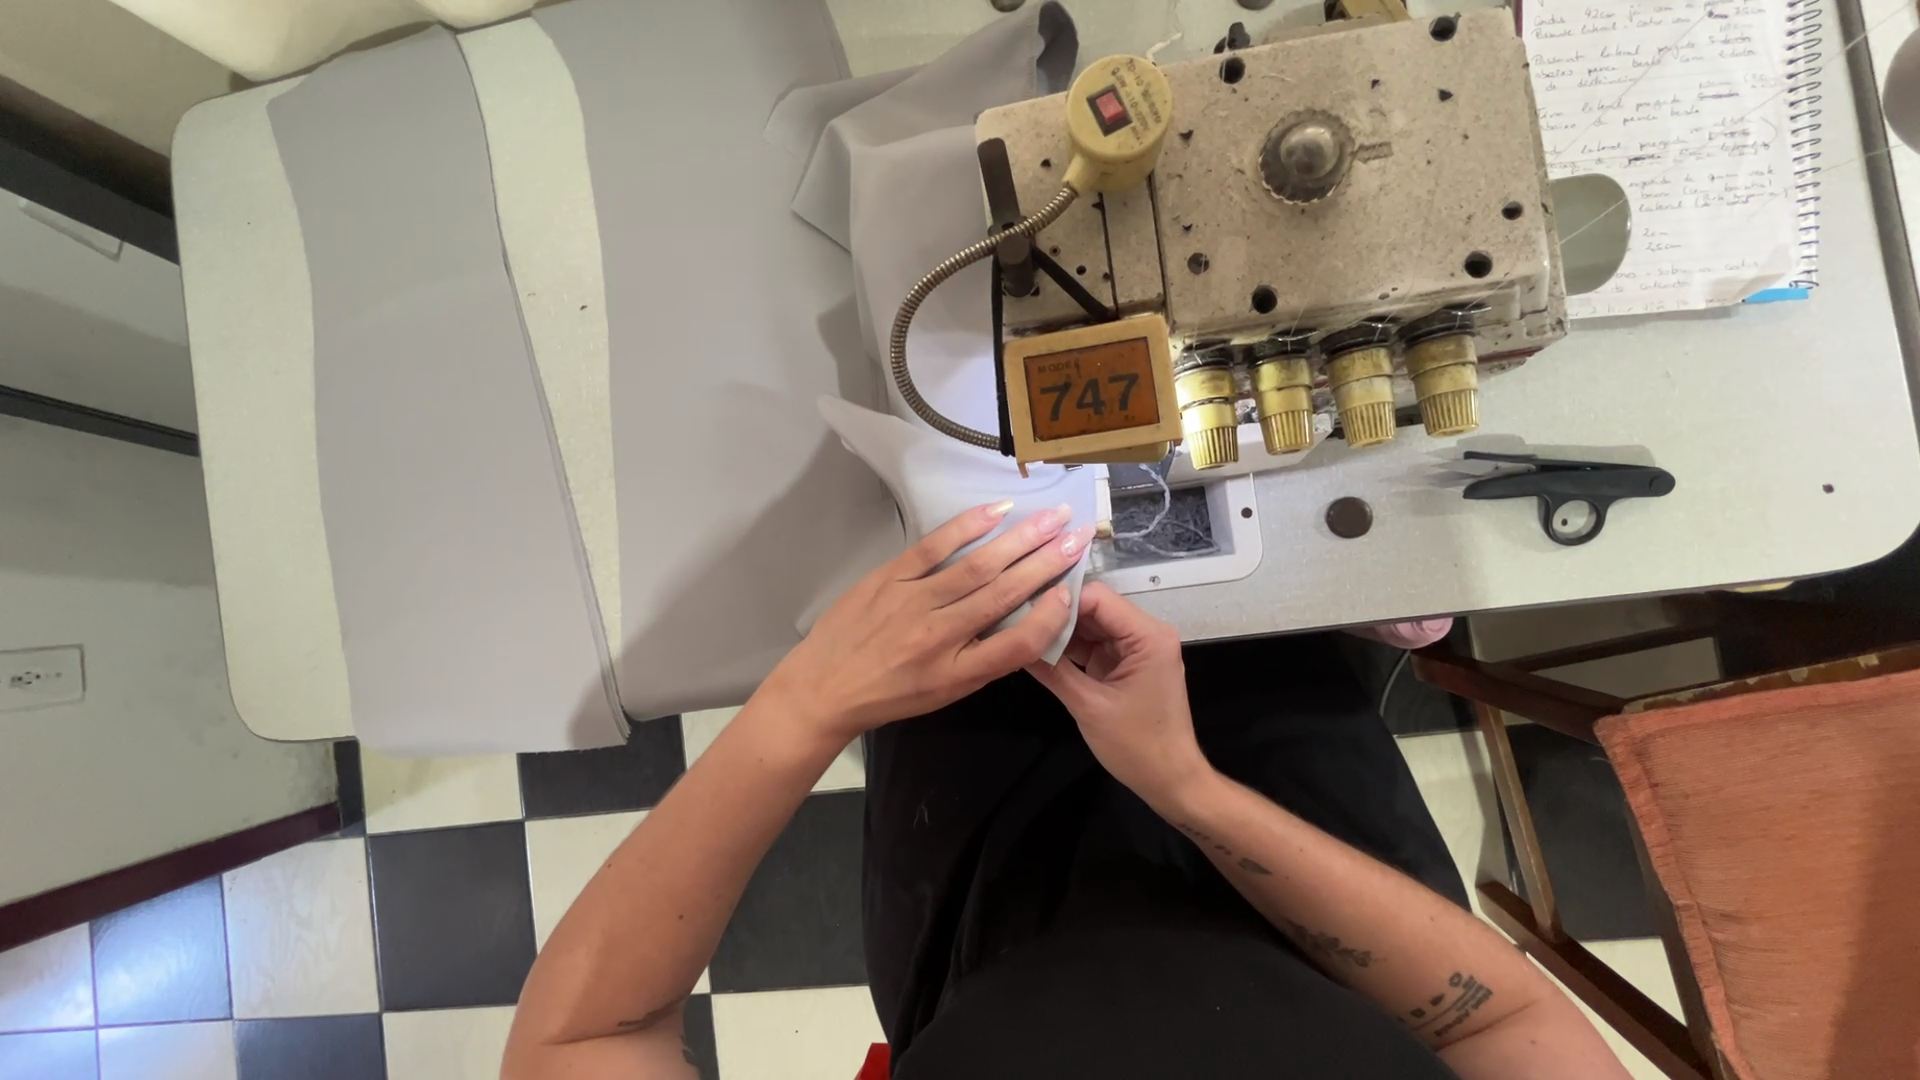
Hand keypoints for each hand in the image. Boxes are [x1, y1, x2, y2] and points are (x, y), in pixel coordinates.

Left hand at [762, 501, 1094, 739]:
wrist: (823, 688)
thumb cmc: (889, 695)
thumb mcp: (943, 693)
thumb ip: (984, 660)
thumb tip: (1023, 621)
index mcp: (957, 673)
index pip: (1017, 644)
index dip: (1049, 617)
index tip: (1071, 592)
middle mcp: (939, 636)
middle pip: (1004, 594)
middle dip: (1047, 562)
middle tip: (1080, 535)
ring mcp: (913, 601)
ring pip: (977, 566)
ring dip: (1020, 540)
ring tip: (1053, 518)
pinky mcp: (889, 577)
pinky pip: (934, 547)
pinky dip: (968, 527)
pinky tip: (997, 512)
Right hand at [1027, 583, 1212, 807]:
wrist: (1169, 780)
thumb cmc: (1137, 746)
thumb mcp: (1089, 707)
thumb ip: (1053, 670)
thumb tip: (1015, 641)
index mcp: (1148, 636)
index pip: (1097, 597)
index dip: (1060, 600)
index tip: (1024, 609)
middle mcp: (1146, 633)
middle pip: (1093, 608)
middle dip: (1056, 614)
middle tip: (1016, 619)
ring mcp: (1136, 647)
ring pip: (1090, 625)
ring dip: (1060, 631)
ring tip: (1021, 631)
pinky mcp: (1126, 662)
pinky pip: (1093, 643)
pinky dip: (1069, 648)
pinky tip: (1039, 649)